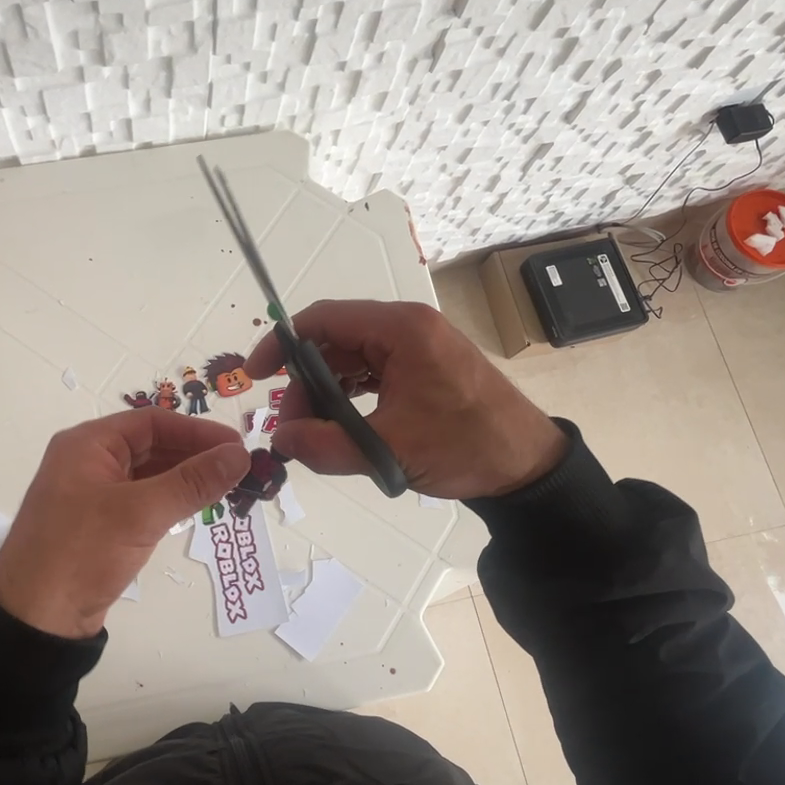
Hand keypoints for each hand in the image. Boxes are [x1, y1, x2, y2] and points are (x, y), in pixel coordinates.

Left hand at [0, 410, 249, 638]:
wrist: (34, 621)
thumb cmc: (81, 553)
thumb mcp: (140, 513)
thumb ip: (192, 482)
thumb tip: (240, 455)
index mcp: (87, 444)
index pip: (153, 423)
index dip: (198, 432)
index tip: (239, 446)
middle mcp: (88, 461)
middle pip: (152, 445)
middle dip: (196, 455)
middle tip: (241, 470)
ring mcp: (92, 494)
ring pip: (150, 474)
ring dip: (186, 479)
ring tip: (229, 488)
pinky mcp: (100, 524)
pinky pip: (142, 500)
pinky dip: (170, 501)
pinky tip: (198, 507)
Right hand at [244, 300, 566, 499]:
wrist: (528, 465)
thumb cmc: (464, 446)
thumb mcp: (390, 450)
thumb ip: (327, 446)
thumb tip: (280, 440)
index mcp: (401, 330)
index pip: (324, 319)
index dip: (282, 344)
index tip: (256, 375)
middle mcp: (407, 327)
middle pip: (335, 341)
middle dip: (305, 383)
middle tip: (293, 428)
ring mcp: (417, 346)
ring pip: (351, 359)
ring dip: (327, 393)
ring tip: (316, 433)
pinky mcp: (424, 367)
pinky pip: (372, 372)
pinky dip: (350, 396)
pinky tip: (342, 426)